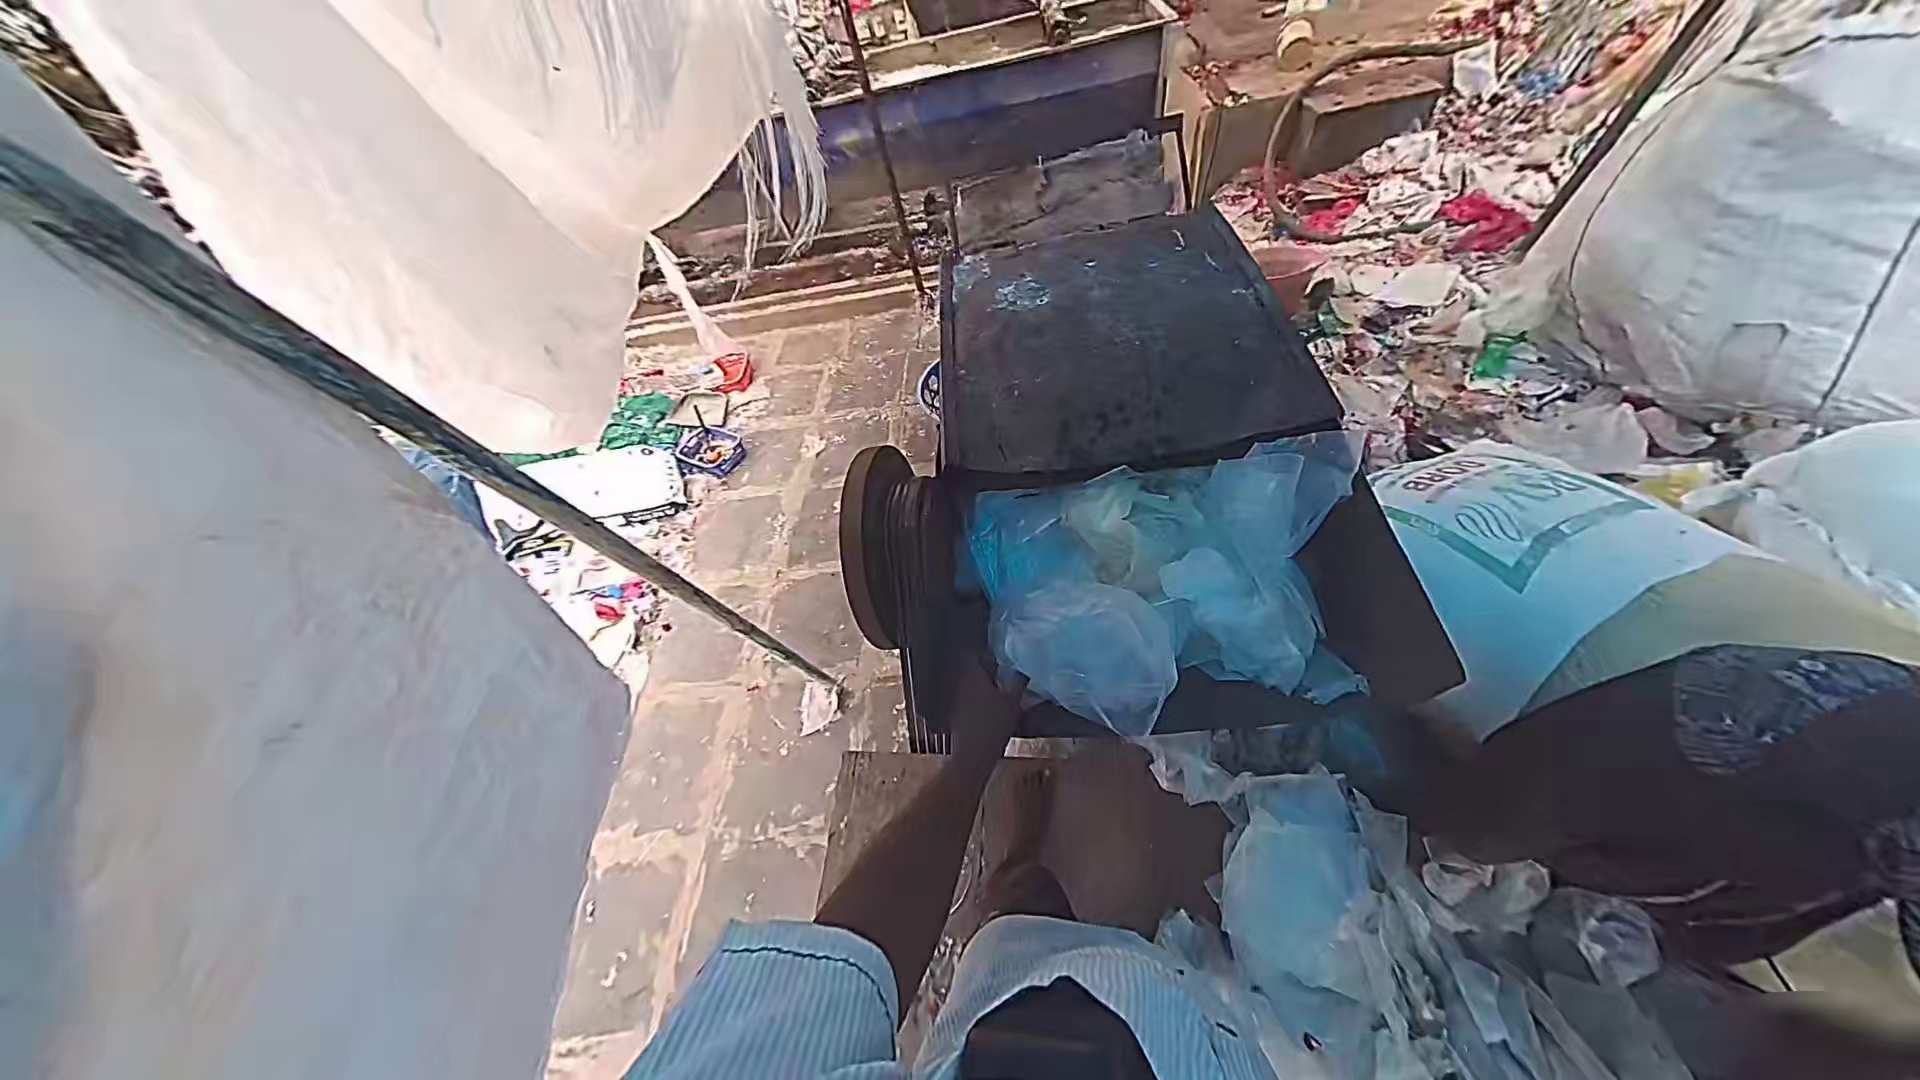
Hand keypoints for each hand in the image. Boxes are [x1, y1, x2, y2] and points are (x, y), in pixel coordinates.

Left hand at [947, 652, 1026, 778]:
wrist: (974, 754)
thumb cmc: (994, 724)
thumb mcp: (1013, 701)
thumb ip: (1018, 681)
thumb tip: (1023, 666)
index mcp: (973, 675)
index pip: (975, 655)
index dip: (988, 654)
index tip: (1002, 657)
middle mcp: (961, 684)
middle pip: (972, 670)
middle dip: (988, 670)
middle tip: (1005, 674)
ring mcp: (956, 699)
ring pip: (970, 685)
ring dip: (983, 686)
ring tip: (1001, 692)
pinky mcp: (956, 714)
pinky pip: (969, 699)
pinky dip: (979, 700)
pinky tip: (992, 709)